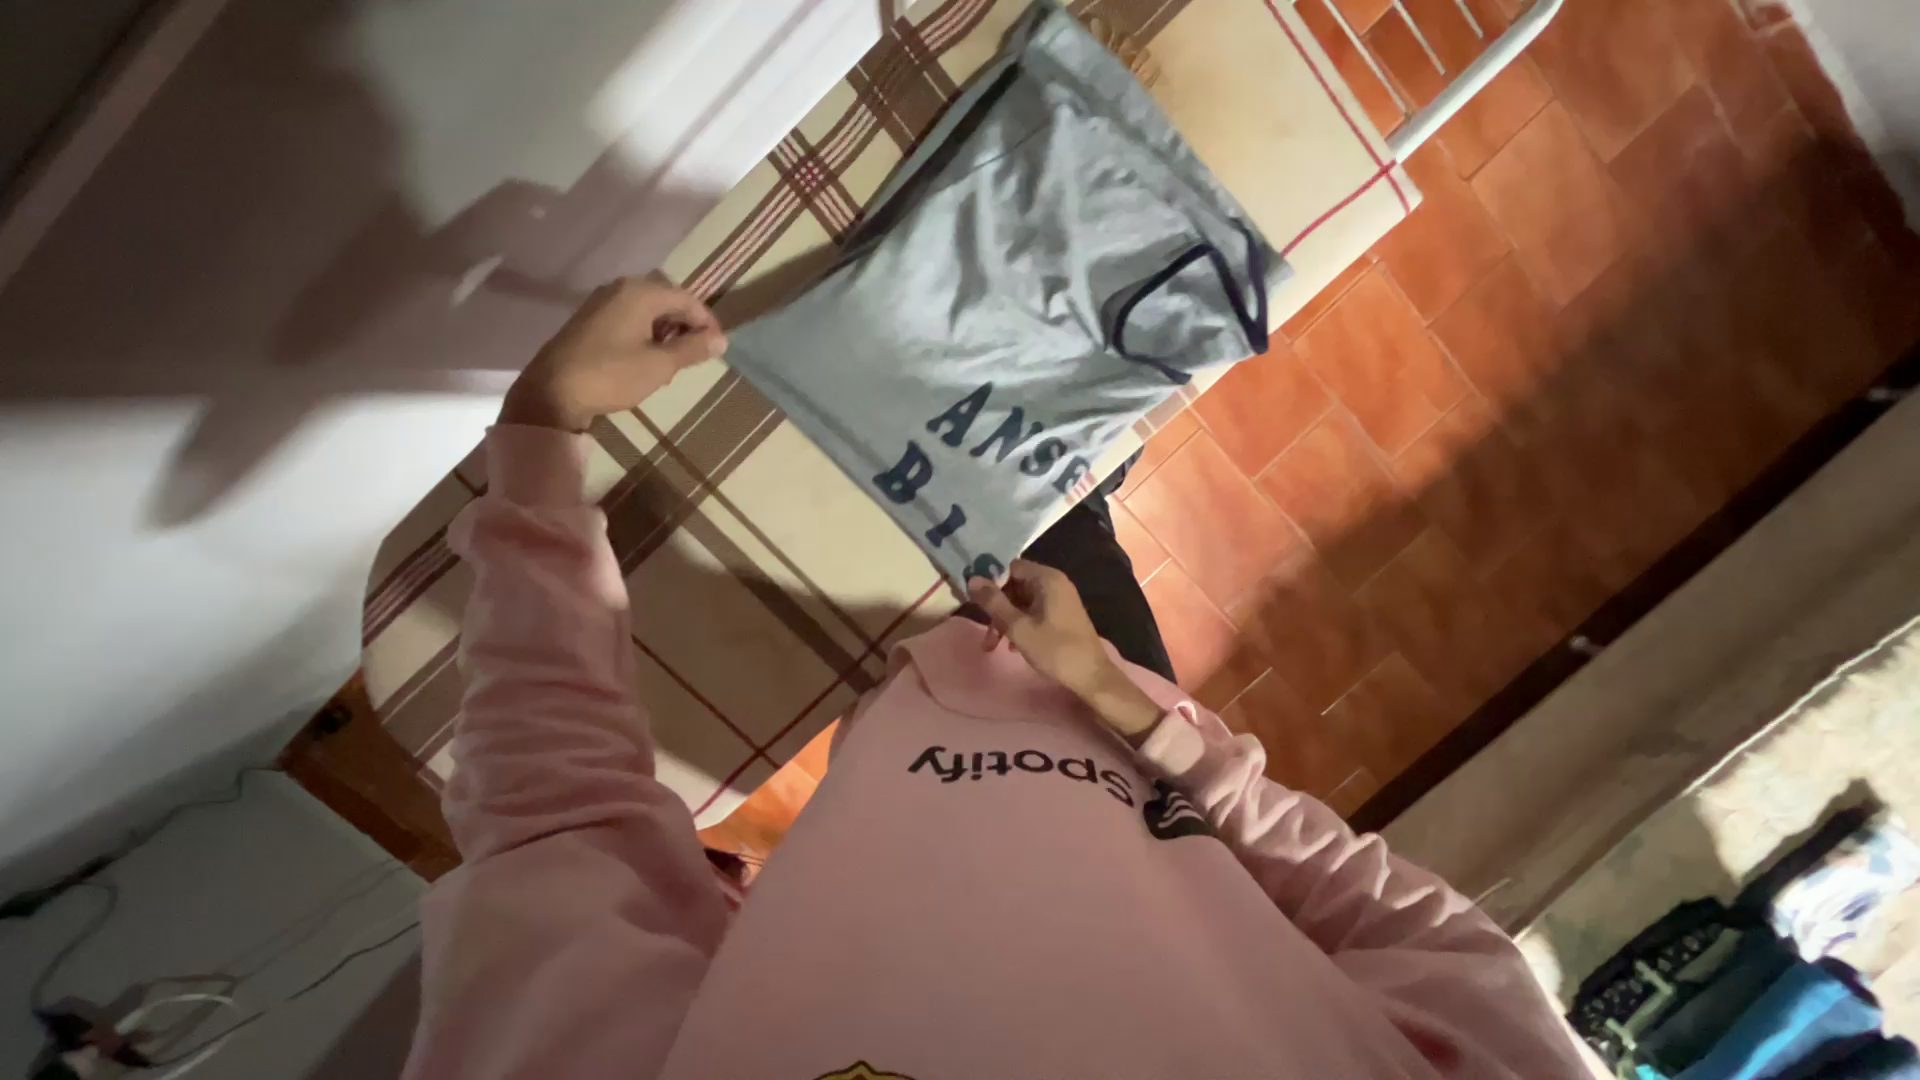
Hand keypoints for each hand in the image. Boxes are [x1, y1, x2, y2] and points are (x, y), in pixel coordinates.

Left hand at [500, 276, 726, 431]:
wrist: (552, 391)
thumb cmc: (612, 375)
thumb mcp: (660, 365)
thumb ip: (692, 349)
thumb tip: (721, 340)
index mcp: (640, 293)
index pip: (687, 299)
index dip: (707, 322)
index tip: (718, 348)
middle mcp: (620, 288)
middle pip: (667, 300)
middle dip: (687, 325)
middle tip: (698, 354)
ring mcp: (602, 303)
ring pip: (648, 310)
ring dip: (667, 331)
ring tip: (675, 361)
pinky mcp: (590, 320)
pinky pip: (630, 318)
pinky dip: (646, 334)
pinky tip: (648, 359)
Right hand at [967, 559, 1162, 738]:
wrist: (1091, 676)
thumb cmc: (1054, 649)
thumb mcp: (1018, 627)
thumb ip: (994, 602)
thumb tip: (972, 579)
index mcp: (1047, 579)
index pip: (1011, 567)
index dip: (991, 582)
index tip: (976, 600)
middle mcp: (1055, 583)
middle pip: (1016, 585)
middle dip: (997, 607)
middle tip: (985, 630)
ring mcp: (1060, 599)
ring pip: (1023, 602)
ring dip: (1005, 620)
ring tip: (993, 645)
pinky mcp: (1062, 615)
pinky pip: (1034, 612)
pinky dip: (1020, 625)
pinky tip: (1012, 647)